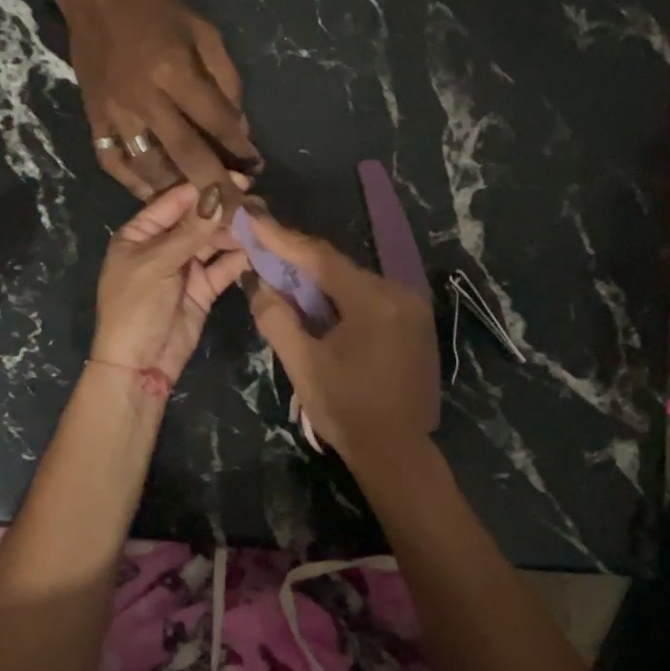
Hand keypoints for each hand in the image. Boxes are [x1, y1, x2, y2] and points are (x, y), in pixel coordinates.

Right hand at [66, 0, 259, 199]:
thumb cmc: (156, 8)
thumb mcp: (203, 31)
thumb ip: (224, 80)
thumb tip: (238, 128)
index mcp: (174, 70)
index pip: (216, 121)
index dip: (240, 149)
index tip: (256, 168)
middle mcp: (145, 98)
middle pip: (186, 153)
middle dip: (214, 185)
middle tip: (233, 209)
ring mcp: (115, 112)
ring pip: (149, 166)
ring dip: (176, 189)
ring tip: (197, 203)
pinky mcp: (94, 118)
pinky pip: (112, 161)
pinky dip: (133, 182)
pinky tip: (153, 192)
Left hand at [91, 181, 249, 381]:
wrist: (138, 365)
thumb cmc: (135, 307)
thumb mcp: (157, 264)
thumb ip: (190, 231)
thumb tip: (218, 195)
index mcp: (138, 234)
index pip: (173, 202)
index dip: (203, 189)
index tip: (235, 178)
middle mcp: (161, 246)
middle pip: (196, 220)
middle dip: (223, 211)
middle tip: (255, 201)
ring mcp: (182, 268)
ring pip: (212, 243)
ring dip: (234, 233)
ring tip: (261, 222)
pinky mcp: (201, 290)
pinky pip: (222, 268)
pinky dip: (238, 259)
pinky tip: (258, 247)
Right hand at [242, 212, 440, 458]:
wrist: (397, 453)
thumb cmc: (346, 409)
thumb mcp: (302, 364)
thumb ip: (276, 318)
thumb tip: (257, 282)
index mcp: (373, 301)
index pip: (320, 258)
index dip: (283, 238)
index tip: (254, 217)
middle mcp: (399, 294)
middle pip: (339, 268)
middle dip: (299, 261)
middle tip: (263, 250)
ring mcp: (413, 308)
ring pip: (354, 283)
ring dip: (320, 282)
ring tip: (284, 279)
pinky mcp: (416, 324)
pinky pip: (370, 298)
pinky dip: (342, 298)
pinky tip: (320, 306)